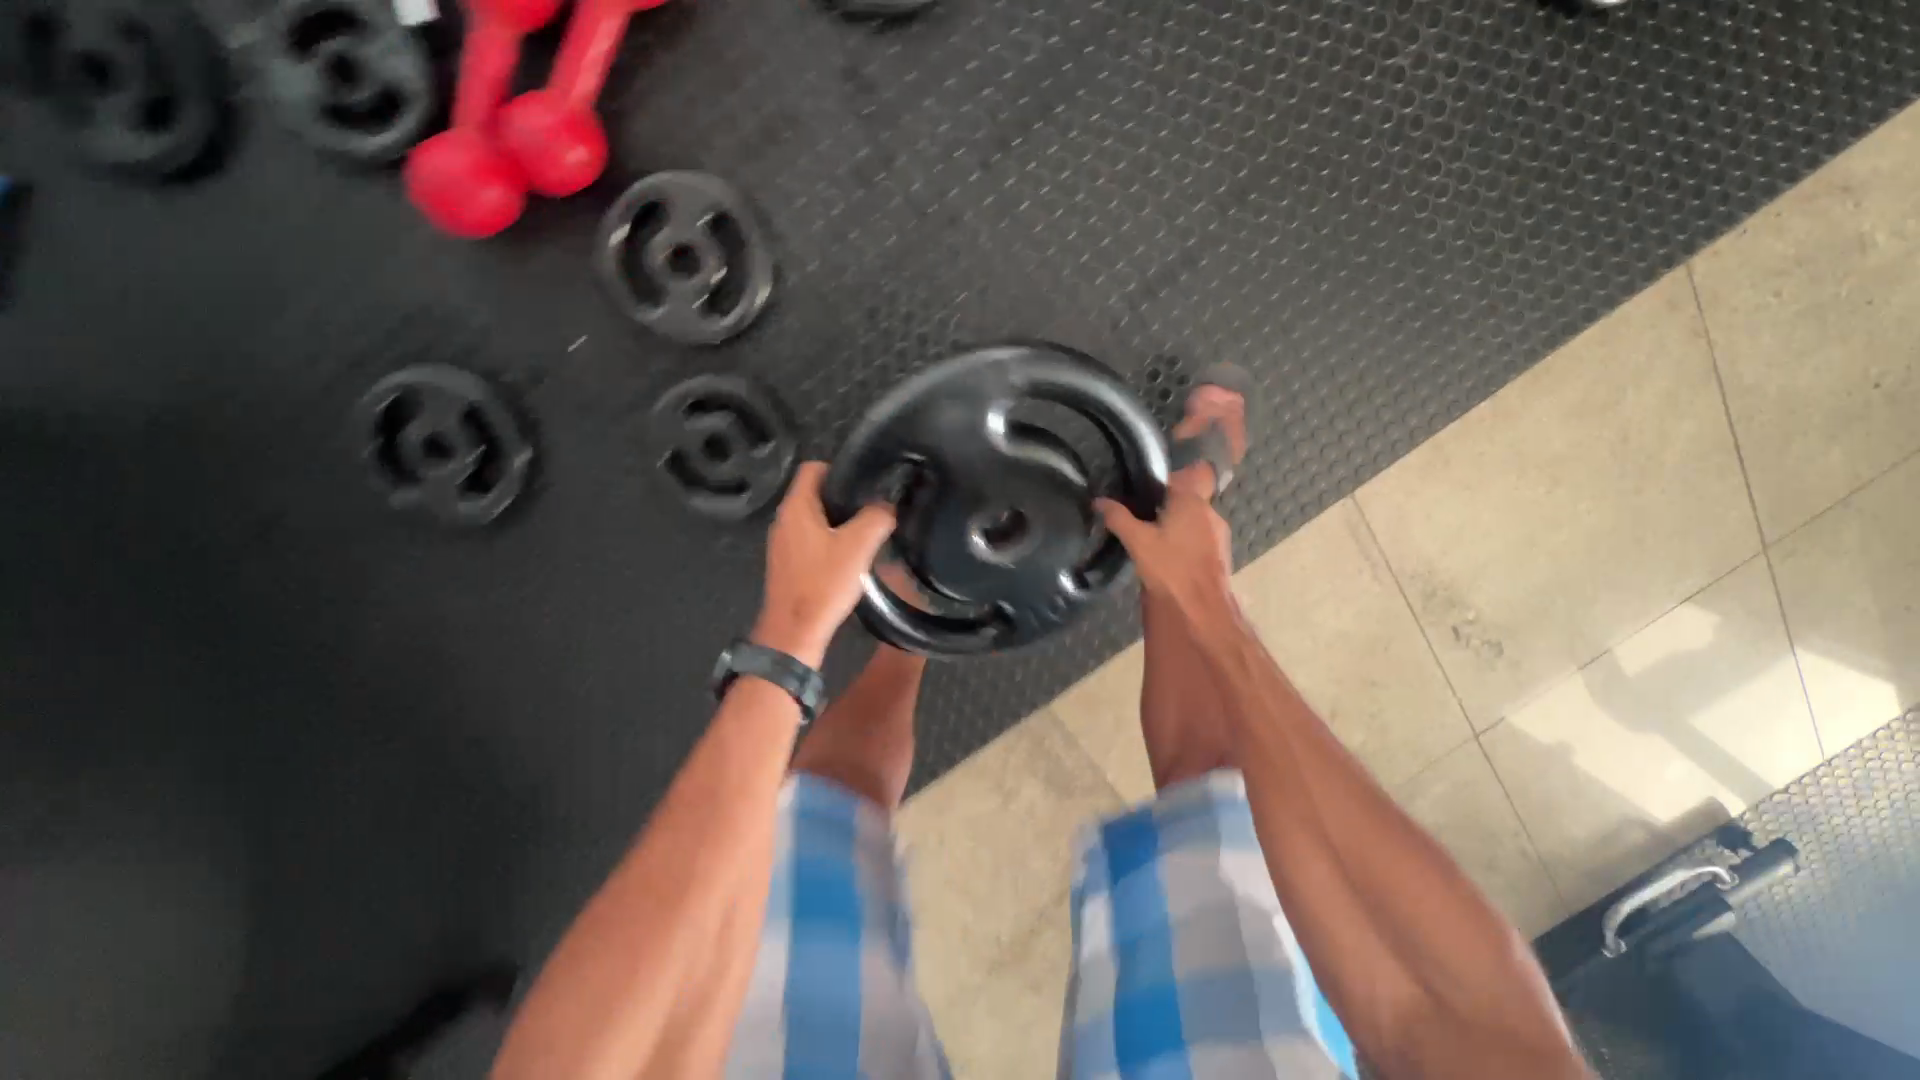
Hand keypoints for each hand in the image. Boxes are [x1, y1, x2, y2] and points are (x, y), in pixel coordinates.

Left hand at [752, 462, 895, 666]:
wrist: (795, 632)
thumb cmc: (823, 583)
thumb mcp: (859, 546)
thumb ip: (877, 517)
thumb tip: (888, 504)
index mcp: (796, 506)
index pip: (813, 467)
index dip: (840, 468)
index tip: (866, 481)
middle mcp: (784, 519)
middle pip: (815, 492)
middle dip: (844, 497)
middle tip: (873, 506)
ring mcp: (783, 543)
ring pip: (814, 518)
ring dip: (838, 522)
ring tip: (865, 531)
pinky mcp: (787, 564)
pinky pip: (810, 540)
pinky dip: (829, 542)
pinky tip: (849, 557)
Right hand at [1096, 486, 1235, 621]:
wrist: (1202, 608)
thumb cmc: (1169, 568)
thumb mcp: (1137, 542)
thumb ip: (1118, 518)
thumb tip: (1098, 500)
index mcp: (1191, 501)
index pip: (1177, 478)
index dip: (1157, 484)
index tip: (1139, 496)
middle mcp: (1210, 511)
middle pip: (1185, 499)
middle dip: (1165, 507)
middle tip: (1141, 520)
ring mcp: (1219, 533)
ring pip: (1194, 520)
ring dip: (1177, 526)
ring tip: (1154, 541)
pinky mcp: (1222, 553)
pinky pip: (1201, 538)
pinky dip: (1186, 542)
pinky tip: (1171, 558)